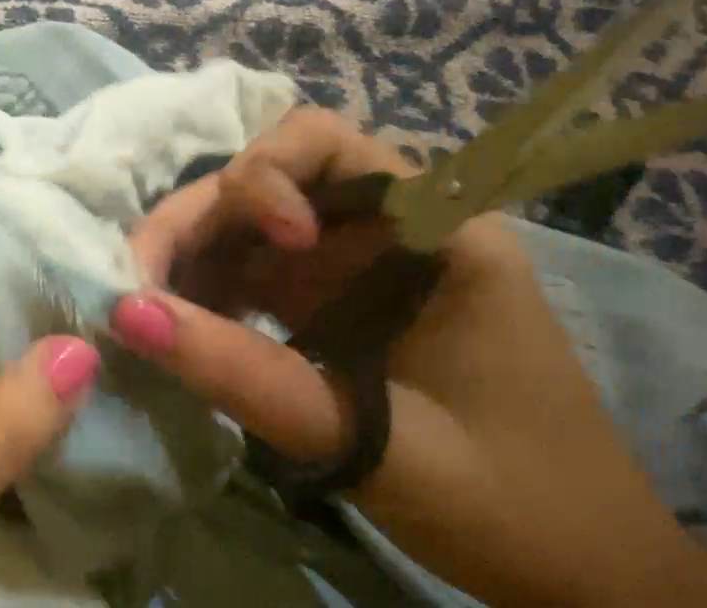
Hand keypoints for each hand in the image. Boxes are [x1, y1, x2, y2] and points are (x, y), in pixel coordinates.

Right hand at [111, 109, 706, 607]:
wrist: (583, 580)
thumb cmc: (514, 504)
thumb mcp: (375, 440)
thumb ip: (248, 376)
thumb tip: (123, 314)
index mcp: (432, 231)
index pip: (322, 142)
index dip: (266, 172)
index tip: (263, 247)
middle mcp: (377, 228)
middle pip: (257, 181)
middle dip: (192, 223)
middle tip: (134, 287)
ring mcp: (344, 264)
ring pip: (237, 225)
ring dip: (184, 258)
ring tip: (140, 312)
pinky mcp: (320, 303)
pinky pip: (243, 272)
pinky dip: (199, 293)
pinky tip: (175, 331)